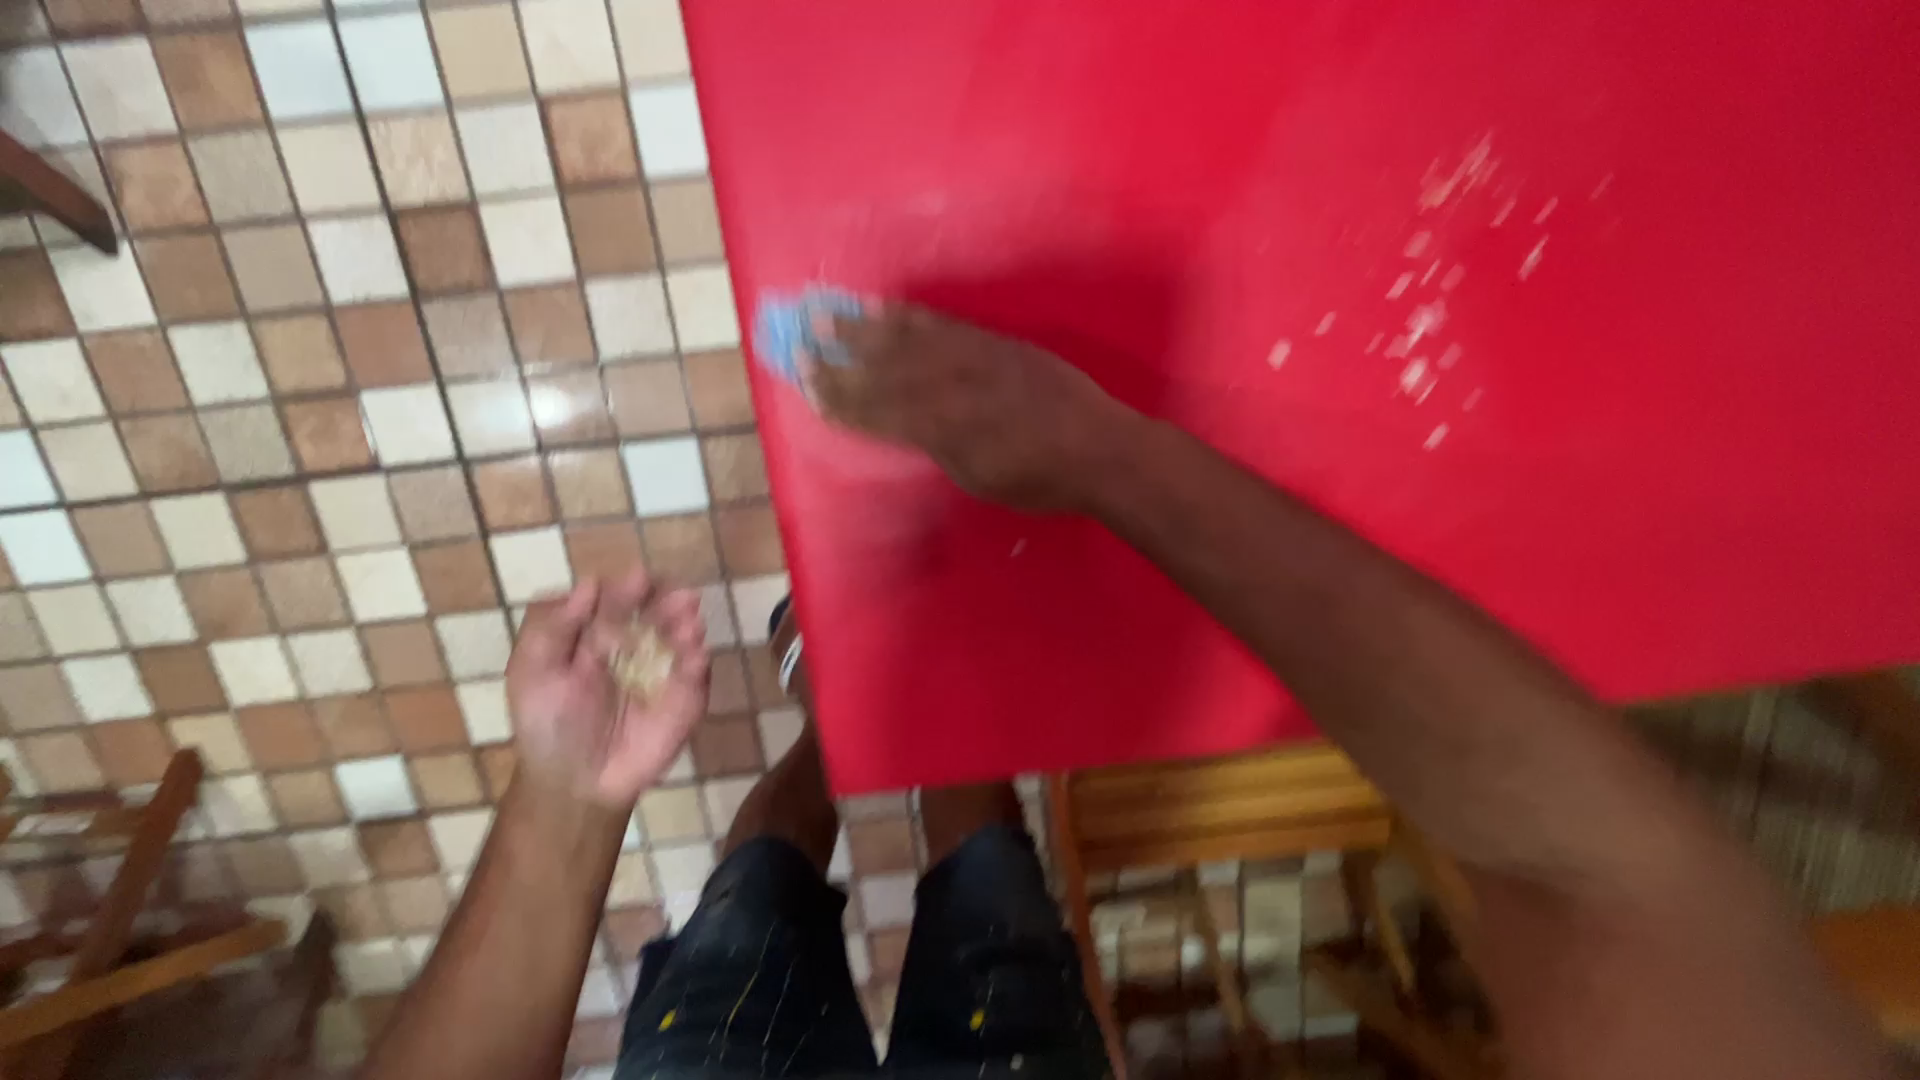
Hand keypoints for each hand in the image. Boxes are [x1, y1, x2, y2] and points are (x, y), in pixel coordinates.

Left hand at [505, 569, 709, 805]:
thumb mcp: (532, 672)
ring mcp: (666, 670)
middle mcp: (638, 644)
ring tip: (691, 622)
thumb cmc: (548, 723)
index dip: (629, 588)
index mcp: (600, 632)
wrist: (575, 783)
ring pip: (684, 638)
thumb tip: (589, 583)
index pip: (618, 600)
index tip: (639, 578)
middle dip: (670, 601)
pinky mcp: (686, 698)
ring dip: (689, 626)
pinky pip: (697, 676)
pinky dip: (699, 662)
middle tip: (681, 597)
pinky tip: (696, 655)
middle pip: (659, 612)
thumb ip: (552, 627)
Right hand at [802, 304, 1138, 511]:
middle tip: (798, 345)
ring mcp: (976, 358)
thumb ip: (940, 447)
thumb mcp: (979, 478)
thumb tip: (911, 427)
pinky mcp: (996, 343)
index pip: (882, 412)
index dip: (843, 402)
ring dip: (864, 328)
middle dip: (840, 360)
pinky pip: (946, 325)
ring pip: (910, 340)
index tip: (809, 390)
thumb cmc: (1040, 480)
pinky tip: (889, 310)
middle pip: (886, 371)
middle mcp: (954, 387)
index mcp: (946, 429)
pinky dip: (912, 317)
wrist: (1099, 448)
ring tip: (827, 313)